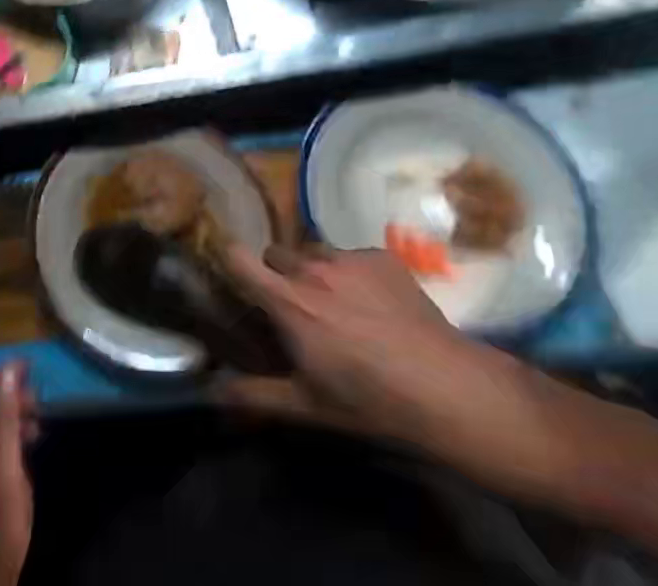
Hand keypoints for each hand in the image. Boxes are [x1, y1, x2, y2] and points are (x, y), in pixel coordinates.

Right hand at [220, 244, 511, 444]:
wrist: (447, 387)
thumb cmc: (369, 399)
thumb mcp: (306, 405)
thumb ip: (254, 394)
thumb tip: (210, 391)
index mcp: (287, 301)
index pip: (239, 258)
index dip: (231, 261)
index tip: (235, 274)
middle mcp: (312, 269)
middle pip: (276, 253)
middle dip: (278, 274)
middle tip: (299, 307)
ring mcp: (350, 259)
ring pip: (315, 252)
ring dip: (316, 271)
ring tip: (341, 304)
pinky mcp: (382, 257)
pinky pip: (352, 254)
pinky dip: (354, 272)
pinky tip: (377, 303)